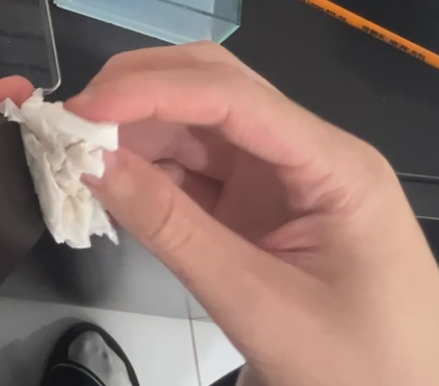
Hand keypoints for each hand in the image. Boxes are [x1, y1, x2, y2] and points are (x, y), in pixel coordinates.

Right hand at [67, 43, 438, 385]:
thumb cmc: (363, 378)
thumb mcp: (261, 308)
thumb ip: (172, 228)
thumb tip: (89, 162)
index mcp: (332, 164)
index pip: (231, 95)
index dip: (151, 91)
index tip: (84, 110)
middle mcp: (304, 150)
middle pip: (212, 83)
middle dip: (138, 89)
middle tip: (74, 117)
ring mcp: (278, 173)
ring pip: (192, 116)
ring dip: (134, 124)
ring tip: (80, 148)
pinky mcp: (255, 198)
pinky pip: (189, 159)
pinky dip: (143, 161)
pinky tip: (110, 175)